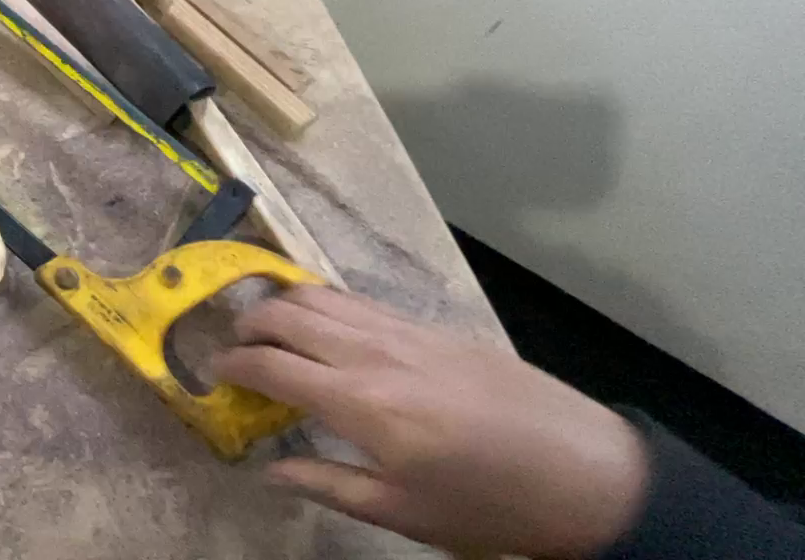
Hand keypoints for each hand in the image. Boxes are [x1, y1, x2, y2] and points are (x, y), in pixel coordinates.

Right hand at [214, 286, 648, 558]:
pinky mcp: (423, 323)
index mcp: (361, 405)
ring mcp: (397, 330)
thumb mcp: (406, 512)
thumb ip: (327, 485)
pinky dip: (318, 302)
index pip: (269, 365)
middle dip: (245, 325)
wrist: (591, 475)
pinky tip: (320, 323)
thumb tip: (267, 471)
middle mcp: (369, 353)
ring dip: (278, 305)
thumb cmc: (492, 505)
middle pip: (281, 314)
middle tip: (236, 347)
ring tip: (270, 327)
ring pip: (313, 295)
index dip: (232, 364)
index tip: (216, 371)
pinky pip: (351, 297)